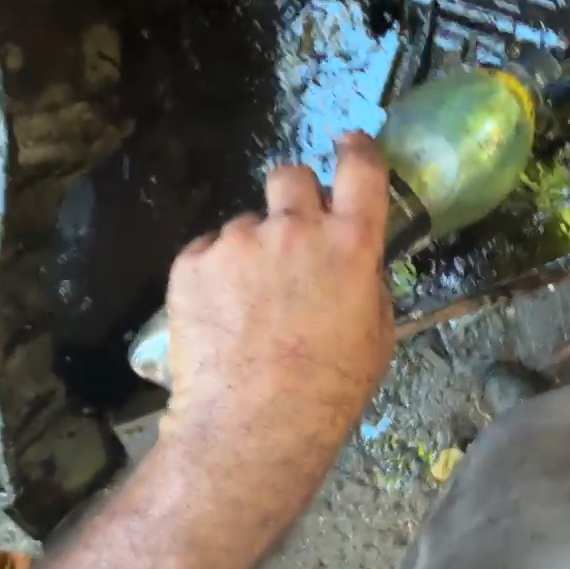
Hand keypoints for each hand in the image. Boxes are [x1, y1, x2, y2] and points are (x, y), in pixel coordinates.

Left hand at [161, 133, 394, 477]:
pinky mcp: (192, 261)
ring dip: (252, 249)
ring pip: (246, 224)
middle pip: (290, 175)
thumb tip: (354, 263)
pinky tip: (221, 315)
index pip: (361, 169)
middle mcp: (295, 228)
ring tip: (247, 304)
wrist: (255, 425)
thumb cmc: (332, 388)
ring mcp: (238, 241)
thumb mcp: (377, 334)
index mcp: (350, 244)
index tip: (349, 144)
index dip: (357, 149)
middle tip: (290, 235)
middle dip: (292, 197)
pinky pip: (209, 251)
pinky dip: (217, 274)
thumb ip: (366, 282)